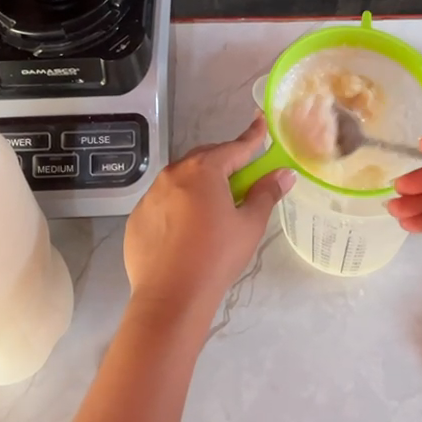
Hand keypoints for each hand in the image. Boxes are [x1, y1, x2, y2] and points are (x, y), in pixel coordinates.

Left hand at [123, 114, 294, 318]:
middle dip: (224, 162)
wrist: (171, 298)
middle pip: (204, 159)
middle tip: (240, 175)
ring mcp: (151, 195)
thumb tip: (284, 174)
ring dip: (198, 185)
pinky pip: (163, 203)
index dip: (251, 137)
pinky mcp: (137, 218)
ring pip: (180, 180)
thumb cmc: (216, 257)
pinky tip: (186, 231)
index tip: (260, 123)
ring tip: (212, 207)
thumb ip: (266, 194)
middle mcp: (173, 174)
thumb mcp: (249, 225)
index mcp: (203, 170)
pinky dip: (177, 207)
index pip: (234, 148)